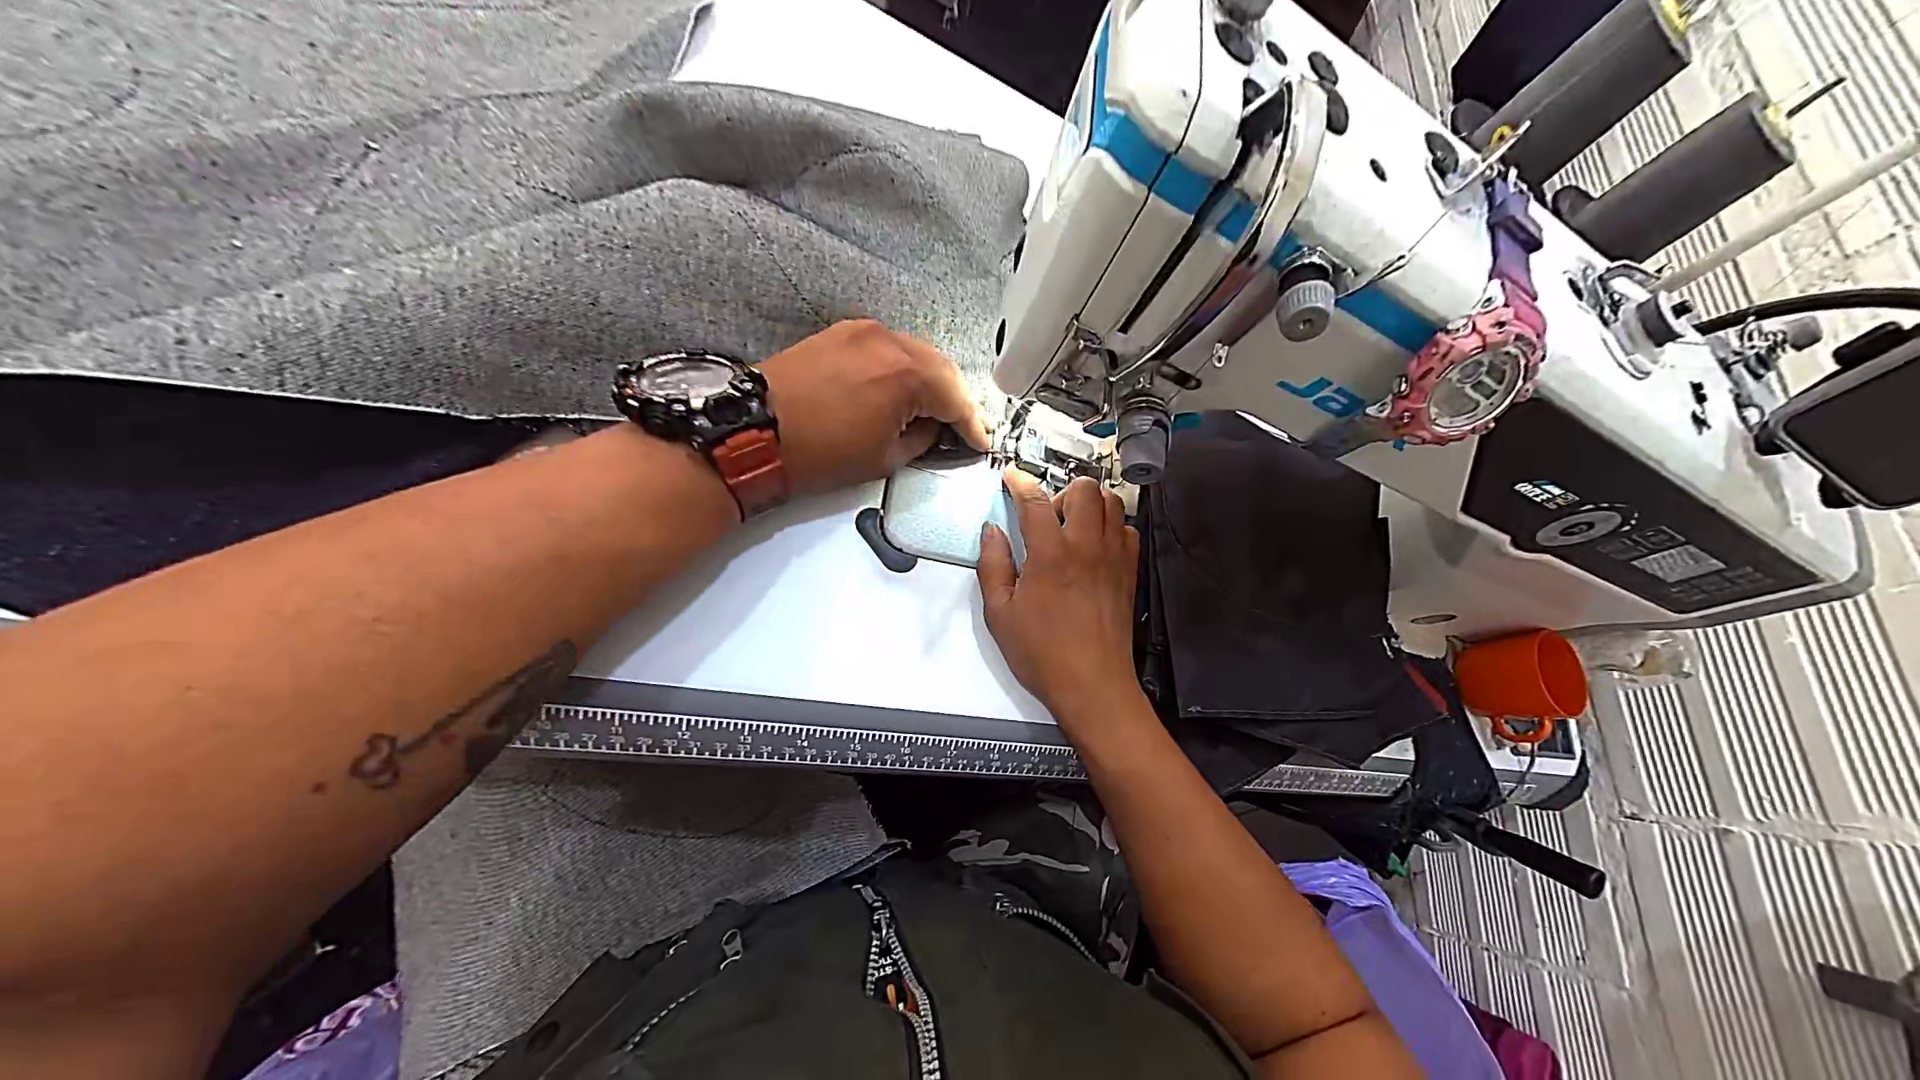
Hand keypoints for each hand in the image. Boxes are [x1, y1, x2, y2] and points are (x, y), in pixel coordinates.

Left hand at [758, 320, 990, 495]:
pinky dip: (902, 369)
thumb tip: (932, 429)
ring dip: (930, 382)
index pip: (956, 399)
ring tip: (936, 410)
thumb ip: (920, 439)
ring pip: (916, 355)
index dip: (973, 424)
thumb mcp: (883, 459)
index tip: (980, 440)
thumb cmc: (814, 452)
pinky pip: (888, 348)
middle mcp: (889, 342)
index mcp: (906, 375)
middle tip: (965, 427)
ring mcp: (864, 332)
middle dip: (956, 400)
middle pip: (941, 370)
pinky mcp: (843, 333)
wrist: (754, 431)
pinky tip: (903, 389)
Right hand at [979, 471, 1143, 730]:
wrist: (1092, 685)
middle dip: (1061, 490)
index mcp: (1050, 554)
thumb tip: (991, 533)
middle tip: (1046, 513)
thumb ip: (992, 565)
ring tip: (1070, 525)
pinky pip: (1127, 529)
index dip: (1020, 483)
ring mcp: (1113, 558)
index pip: (1035, 500)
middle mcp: (1087, 548)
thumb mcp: (999, 612)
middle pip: (1083, 488)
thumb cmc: (1045, 655)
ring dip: (1089, 503)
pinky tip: (1094, 544)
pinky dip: (1111, 525)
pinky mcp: (1129, 572)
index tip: (1012, 479)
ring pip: (1111, 502)